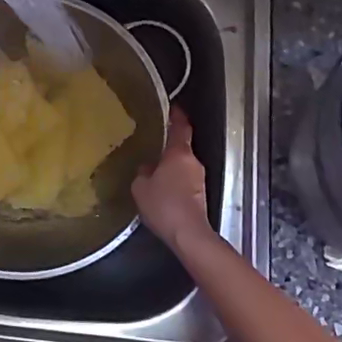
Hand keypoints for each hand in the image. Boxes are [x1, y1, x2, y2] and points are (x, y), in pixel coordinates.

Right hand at [132, 107, 211, 253]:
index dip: (177, 116)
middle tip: (151, 146)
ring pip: (183, 165)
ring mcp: (199, 179)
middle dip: (168, 147)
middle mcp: (193, 162)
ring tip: (153, 171)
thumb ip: (142, 172)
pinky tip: (162, 190)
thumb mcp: (141, 187)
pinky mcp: (200, 194)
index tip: (172, 108)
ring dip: (171, 166)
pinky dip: (175, 181)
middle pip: (181, 148)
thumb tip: (147, 167)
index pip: (181, 127)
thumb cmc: (164, 205)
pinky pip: (185, 180)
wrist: (188, 233)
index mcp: (179, 154)